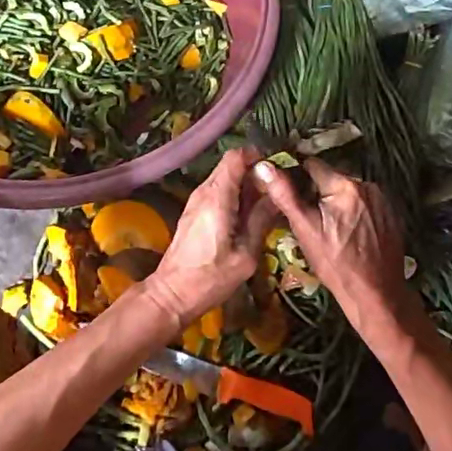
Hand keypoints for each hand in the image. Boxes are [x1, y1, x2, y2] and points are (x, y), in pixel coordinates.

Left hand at [143, 147, 271, 328]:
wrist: (172, 294)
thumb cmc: (210, 277)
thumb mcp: (246, 254)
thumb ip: (261, 219)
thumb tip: (278, 194)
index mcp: (217, 197)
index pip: (236, 156)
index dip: (258, 156)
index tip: (278, 169)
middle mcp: (204, 191)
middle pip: (231, 165)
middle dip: (256, 171)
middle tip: (278, 189)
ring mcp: (196, 200)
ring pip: (225, 177)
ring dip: (246, 184)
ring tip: (268, 202)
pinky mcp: (195, 211)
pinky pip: (219, 191)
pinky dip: (236, 195)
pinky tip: (249, 215)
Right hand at [253, 159, 410, 318]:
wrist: (376, 294)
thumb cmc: (335, 263)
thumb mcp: (305, 229)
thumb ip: (284, 194)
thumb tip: (263, 166)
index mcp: (345, 185)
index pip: (312, 165)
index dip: (297, 176)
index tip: (289, 193)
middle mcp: (367, 184)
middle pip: (332, 178)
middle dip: (318, 192)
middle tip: (309, 218)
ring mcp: (383, 199)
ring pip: (348, 191)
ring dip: (337, 202)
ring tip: (330, 229)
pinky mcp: (391, 214)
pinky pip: (364, 203)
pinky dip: (354, 212)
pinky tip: (349, 234)